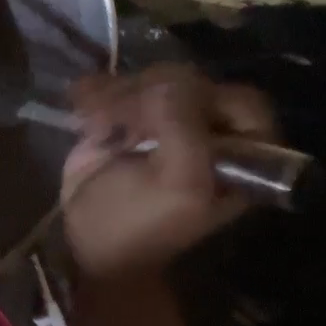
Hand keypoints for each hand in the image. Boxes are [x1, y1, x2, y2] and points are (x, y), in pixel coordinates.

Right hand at [61, 63, 276, 284]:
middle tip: (113, 121)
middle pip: (188, 84)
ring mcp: (167, 121)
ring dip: (115, 95)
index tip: (157, 118)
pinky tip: (82, 110)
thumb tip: (167, 81)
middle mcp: (210, 131)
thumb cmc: (139, 225)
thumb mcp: (177, 185)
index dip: (198, 100)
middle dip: (145, 98)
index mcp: (243, 152)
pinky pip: (118, 85)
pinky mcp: (127, 117)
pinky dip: (96, 91)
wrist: (85, 244)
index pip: (237, 100)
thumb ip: (185, 130)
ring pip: (149, 81)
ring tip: (93, 123)